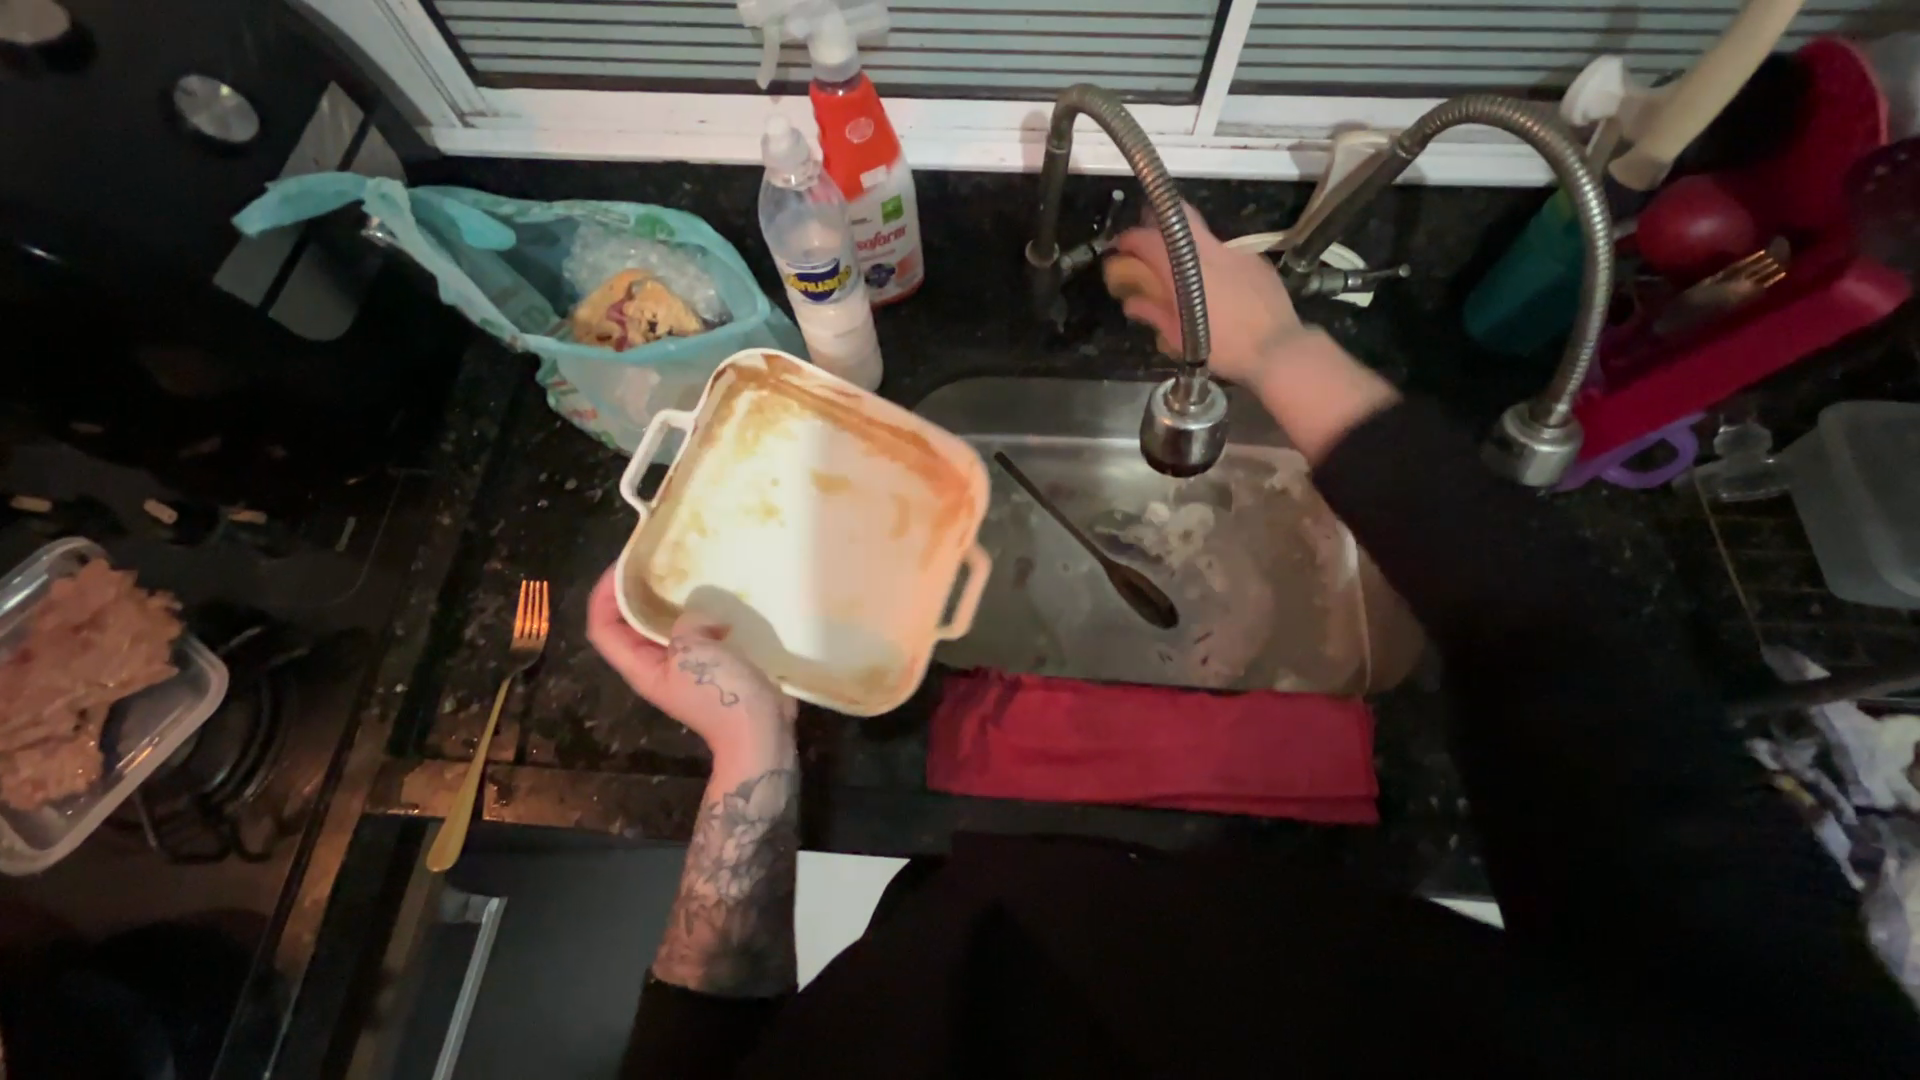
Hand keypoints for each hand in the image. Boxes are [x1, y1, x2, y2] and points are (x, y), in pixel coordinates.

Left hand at [586, 567, 796, 767]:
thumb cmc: (719, 693)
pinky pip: (698, 634)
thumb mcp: (693, 651)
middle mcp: (657, 666)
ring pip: (666, 627)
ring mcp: (685, 667)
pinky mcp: (712, 667)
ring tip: (688, 576)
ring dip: (673, 602)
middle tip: (657, 563)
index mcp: (641, 666)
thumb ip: (685, 623)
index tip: (624, 566)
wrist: (759, 730)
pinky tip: (722, 604)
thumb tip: (696, 615)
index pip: (603, 627)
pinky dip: (703, 616)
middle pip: (632, 624)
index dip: (605, 595)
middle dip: (639, 592)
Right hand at [1109, 204, 1309, 385]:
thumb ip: (1154, 314)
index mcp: (1187, 270)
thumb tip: (1132, 304)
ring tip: (1184, 272)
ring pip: (1205, 236)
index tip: (1120, 247)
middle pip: (1182, 216)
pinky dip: (1214, 263)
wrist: (1278, 349)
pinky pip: (1228, 254)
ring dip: (1188, 247)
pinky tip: (1218, 287)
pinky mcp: (1256, 261)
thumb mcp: (1180, 338)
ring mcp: (1237, 253)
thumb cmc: (1225, 348)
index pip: (1149, 240)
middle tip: (1149, 239)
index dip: (1129, 240)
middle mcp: (1210, 251)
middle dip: (1160, 221)